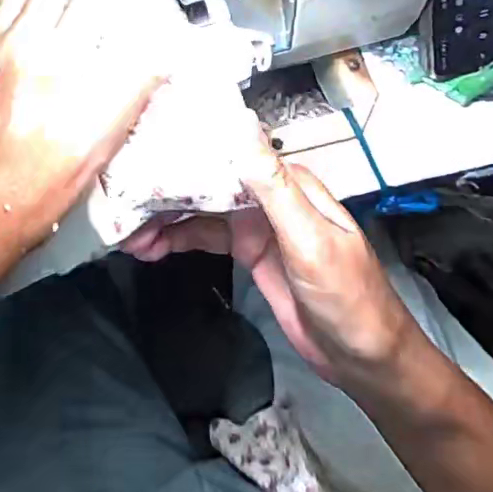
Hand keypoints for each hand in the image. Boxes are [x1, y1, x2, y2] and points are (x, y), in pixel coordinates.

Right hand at [121, 159, 415, 387]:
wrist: (365, 361)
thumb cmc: (350, 299)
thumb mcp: (310, 240)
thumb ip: (273, 187)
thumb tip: (244, 130)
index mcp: (286, 184)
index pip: (228, 156)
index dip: (187, 155)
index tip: (148, 155)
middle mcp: (267, 197)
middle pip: (207, 183)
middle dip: (167, 191)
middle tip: (127, 203)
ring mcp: (256, 224)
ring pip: (200, 210)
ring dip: (166, 218)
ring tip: (130, 231)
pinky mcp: (248, 250)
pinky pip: (205, 236)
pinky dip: (178, 239)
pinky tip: (153, 244)